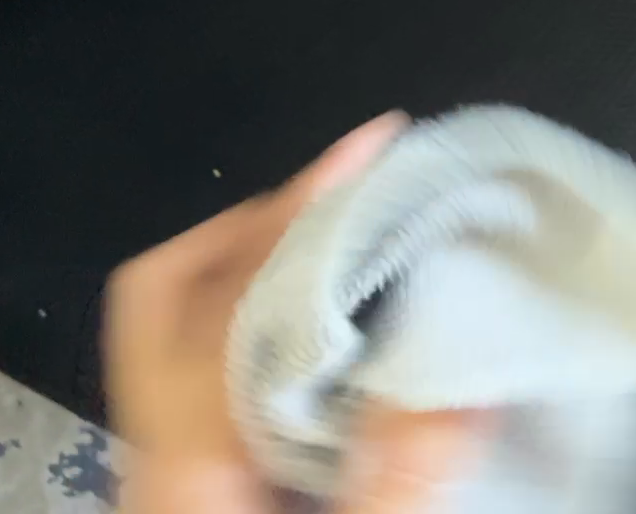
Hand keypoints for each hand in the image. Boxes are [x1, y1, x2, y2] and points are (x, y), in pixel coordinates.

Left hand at [105, 112, 490, 512]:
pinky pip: (241, 338)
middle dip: (275, 213)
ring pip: (203, 306)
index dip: (294, 213)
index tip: (374, 153)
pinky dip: (299, 290)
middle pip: (176, 286)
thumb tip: (466, 383)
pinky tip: (372, 292)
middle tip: (367, 175)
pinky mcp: (223, 452)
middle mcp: (170, 443)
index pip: (212, 303)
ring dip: (287, 241)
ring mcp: (190, 444)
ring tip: (373, 214)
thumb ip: (407, 482)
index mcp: (192, 468)